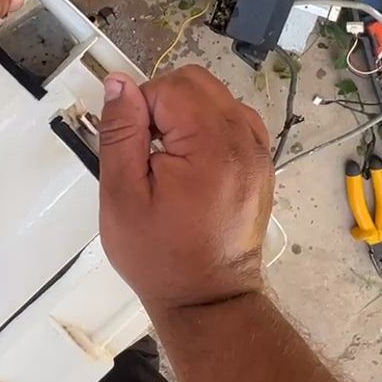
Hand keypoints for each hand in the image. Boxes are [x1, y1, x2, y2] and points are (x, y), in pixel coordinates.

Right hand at [97, 67, 273, 311]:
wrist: (208, 300)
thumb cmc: (159, 255)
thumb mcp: (122, 195)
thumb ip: (120, 132)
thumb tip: (119, 82)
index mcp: (211, 144)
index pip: (168, 87)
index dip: (140, 110)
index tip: (134, 151)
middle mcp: (244, 139)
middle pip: (196, 81)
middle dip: (162, 102)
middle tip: (146, 151)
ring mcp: (259, 150)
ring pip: (215, 95)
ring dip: (185, 112)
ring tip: (168, 158)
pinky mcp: (262, 163)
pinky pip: (233, 118)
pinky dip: (208, 125)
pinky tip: (192, 160)